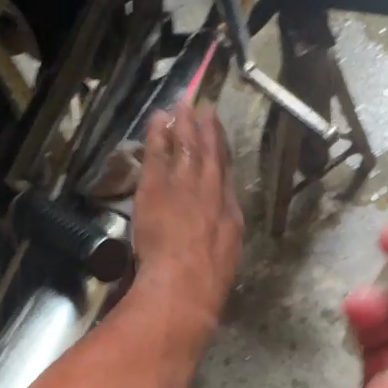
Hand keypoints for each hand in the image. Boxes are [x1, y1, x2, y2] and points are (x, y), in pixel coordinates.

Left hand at [130, 100, 243, 330]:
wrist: (185, 283)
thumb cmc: (208, 282)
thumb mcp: (227, 255)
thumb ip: (224, 232)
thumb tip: (224, 220)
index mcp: (230, 213)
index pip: (226, 175)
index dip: (223, 152)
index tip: (220, 135)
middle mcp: (211, 192)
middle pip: (209, 154)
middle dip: (207, 129)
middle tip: (204, 107)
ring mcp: (183, 186)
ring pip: (185, 146)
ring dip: (184, 123)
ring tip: (182, 104)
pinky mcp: (157, 187)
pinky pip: (157, 153)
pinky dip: (158, 134)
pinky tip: (157, 119)